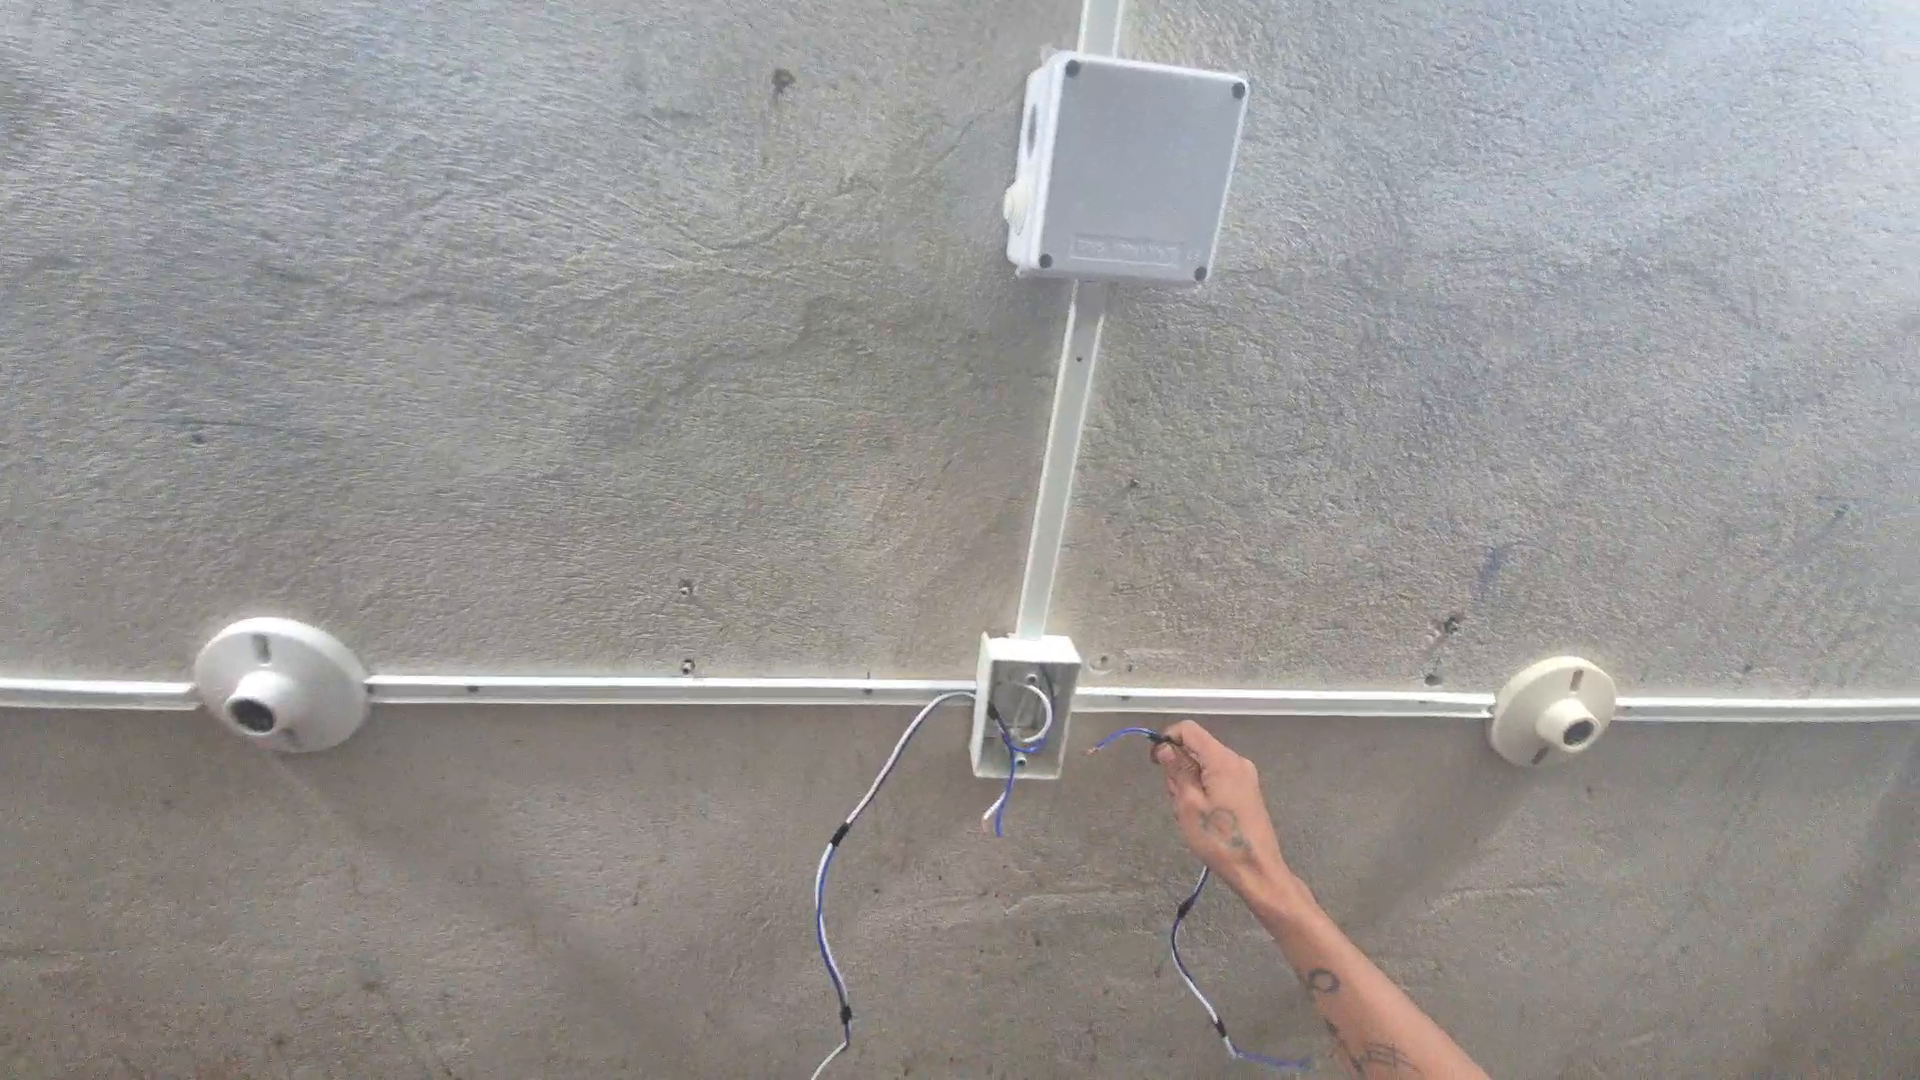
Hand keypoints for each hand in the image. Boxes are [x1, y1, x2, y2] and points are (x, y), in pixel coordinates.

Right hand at [1152, 720, 1293, 902]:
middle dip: (1179, 767)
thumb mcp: (1188, 804)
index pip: (1189, 729)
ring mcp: (1244, 776)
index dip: (1167, 738)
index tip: (1156, 762)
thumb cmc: (1219, 838)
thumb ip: (1176, 770)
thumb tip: (1164, 747)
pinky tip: (1202, 815)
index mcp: (1223, 760)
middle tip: (1176, 799)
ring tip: (1189, 813)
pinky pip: (1216, 777)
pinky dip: (1203, 789)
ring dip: (1189, 782)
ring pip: (1204, 765)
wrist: (1258, 871)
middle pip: (1197, 747)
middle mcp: (1236, 761)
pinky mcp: (1246, 791)